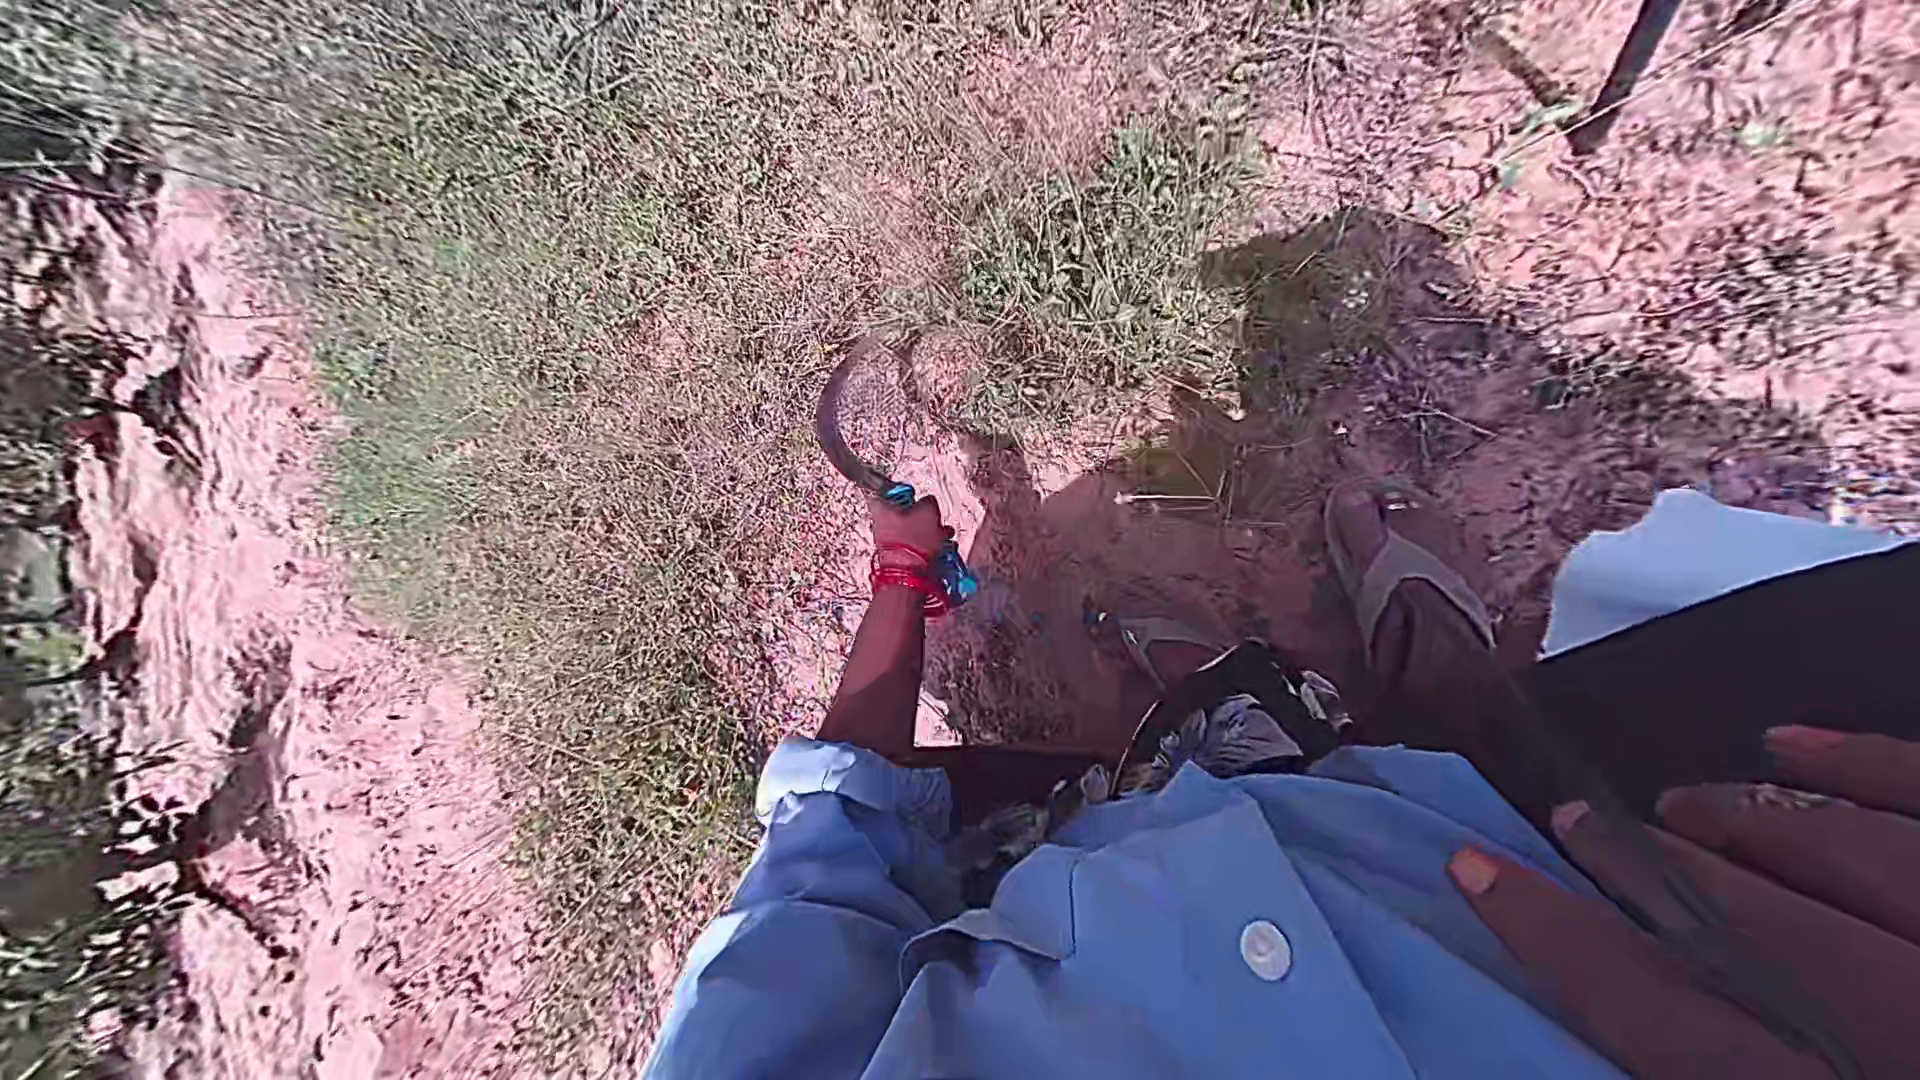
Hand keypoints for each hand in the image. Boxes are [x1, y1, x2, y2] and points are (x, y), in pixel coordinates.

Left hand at [867, 494, 950, 565]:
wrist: (910, 575)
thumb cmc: (912, 542)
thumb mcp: (927, 511)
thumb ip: (928, 502)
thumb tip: (929, 501)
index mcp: (881, 508)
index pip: (886, 493)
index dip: (903, 493)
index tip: (914, 494)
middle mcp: (880, 526)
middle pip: (902, 515)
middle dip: (922, 517)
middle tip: (935, 518)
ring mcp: (888, 546)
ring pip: (911, 534)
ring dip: (928, 534)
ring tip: (944, 536)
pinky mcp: (899, 562)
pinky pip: (915, 550)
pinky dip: (928, 549)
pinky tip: (942, 551)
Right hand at [1450, 727, 1919, 1077]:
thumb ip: (1722, 1077)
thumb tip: (1625, 1045)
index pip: (1670, 1023)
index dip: (1557, 939)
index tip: (1471, 868)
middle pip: (1758, 933)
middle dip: (1642, 866)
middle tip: (1576, 825)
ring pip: (1861, 859)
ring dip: (1743, 819)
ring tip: (1685, 803)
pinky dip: (1879, 768)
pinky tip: (1798, 740)